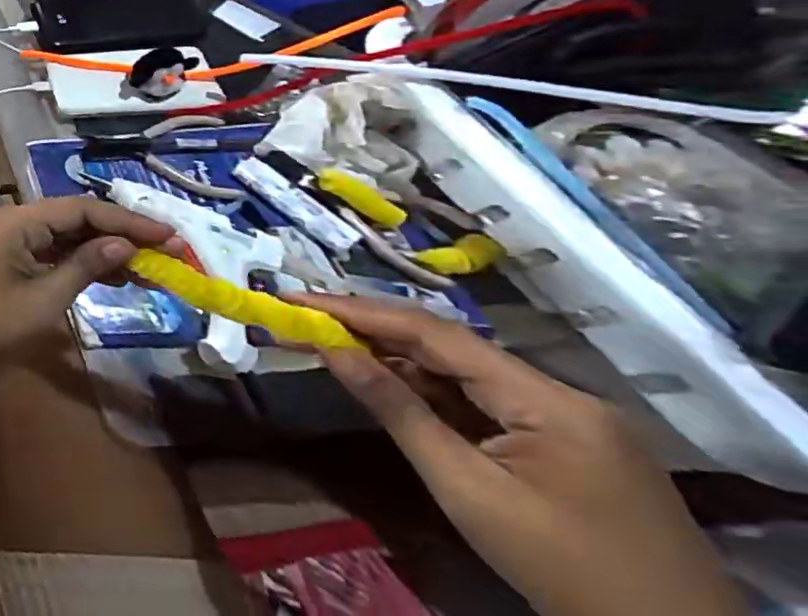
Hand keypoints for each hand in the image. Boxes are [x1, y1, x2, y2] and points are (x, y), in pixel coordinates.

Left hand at [0, 197, 174, 384]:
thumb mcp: (46, 298)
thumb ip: (86, 266)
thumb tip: (127, 245)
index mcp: (14, 220)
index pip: (80, 209)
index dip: (126, 221)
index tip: (167, 233)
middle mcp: (9, 214)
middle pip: (74, 215)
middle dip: (119, 232)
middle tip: (166, 248)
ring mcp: (7, 229)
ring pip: (64, 230)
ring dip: (103, 246)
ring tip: (148, 265)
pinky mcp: (8, 246)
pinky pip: (50, 243)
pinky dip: (79, 256)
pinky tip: (114, 271)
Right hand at [294, 293, 743, 615]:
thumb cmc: (564, 569)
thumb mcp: (467, 491)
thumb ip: (398, 411)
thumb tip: (332, 350)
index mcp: (548, 399)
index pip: (435, 334)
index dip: (359, 311)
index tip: (298, 299)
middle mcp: (561, 394)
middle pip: (451, 346)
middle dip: (374, 329)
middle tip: (305, 316)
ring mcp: (570, 418)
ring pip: (466, 372)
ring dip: (400, 359)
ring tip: (334, 344)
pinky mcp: (568, 443)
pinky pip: (486, 400)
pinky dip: (432, 390)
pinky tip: (392, 385)